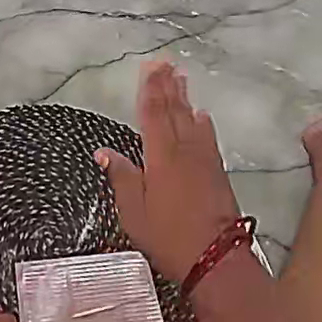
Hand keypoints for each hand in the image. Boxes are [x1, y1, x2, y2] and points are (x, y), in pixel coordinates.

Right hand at [96, 60, 240, 283]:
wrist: (216, 259)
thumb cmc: (168, 236)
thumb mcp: (134, 211)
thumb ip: (121, 177)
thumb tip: (104, 151)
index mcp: (161, 155)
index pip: (153, 113)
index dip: (150, 88)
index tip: (151, 67)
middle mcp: (184, 150)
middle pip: (174, 110)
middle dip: (168, 85)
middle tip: (166, 63)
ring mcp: (204, 159)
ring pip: (192, 119)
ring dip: (185, 98)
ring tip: (181, 78)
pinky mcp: (217, 171)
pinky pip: (207, 136)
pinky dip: (201, 121)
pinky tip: (201, 115)